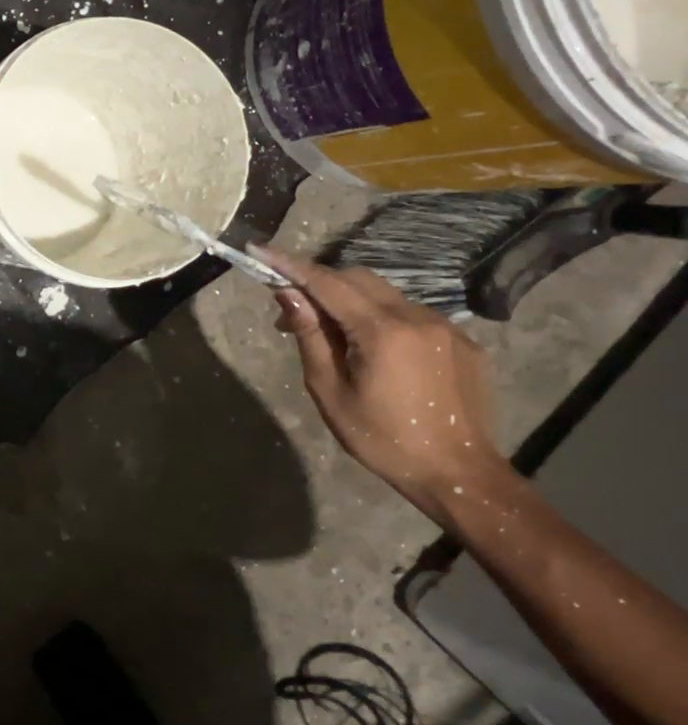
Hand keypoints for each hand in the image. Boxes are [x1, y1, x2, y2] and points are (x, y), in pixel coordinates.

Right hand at [257, 247, 513, 519]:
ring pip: (386, 295)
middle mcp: (419, 319)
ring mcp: (447, 329)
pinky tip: (373, 351)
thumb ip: (310, 336)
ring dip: (350, 301)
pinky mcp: (464, 343)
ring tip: (330, 335)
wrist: (458, 474)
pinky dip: (382, 318)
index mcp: (382, 332)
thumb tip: (288, 295)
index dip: (290, 265)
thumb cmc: (381, 437)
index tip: (260, 250)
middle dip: (320, 283)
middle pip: (359, 279)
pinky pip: (412, 316)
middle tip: (290, 313)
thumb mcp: (329, 389)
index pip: (327, 283)